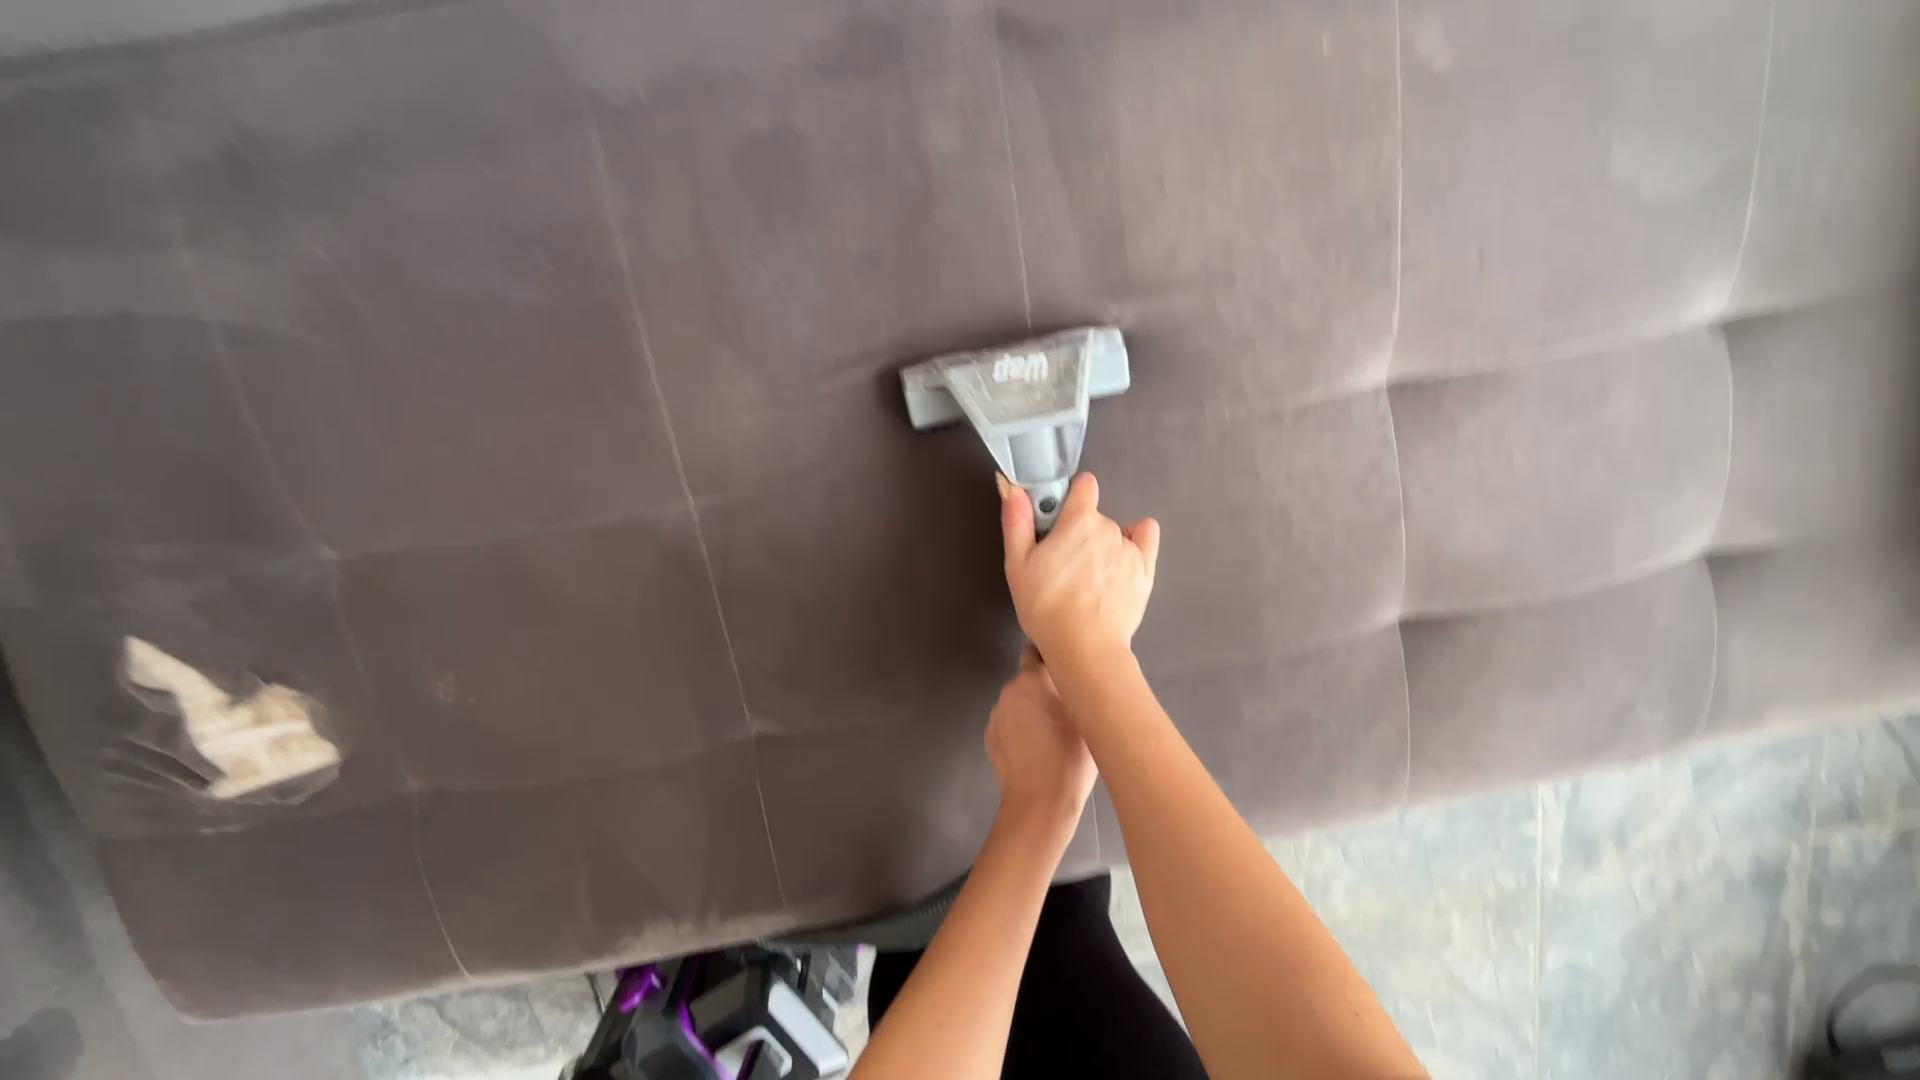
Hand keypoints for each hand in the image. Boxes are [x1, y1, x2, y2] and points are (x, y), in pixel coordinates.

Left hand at [984, 646, 1096, 827]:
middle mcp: (1010, 690)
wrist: (1039, 803)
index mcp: (1033, 679)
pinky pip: (1008, 723)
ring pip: (1017, 702)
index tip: (1065, 671)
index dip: (1051, 658)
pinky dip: (1019, 729)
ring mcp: (996, 714)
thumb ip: (1077, 687)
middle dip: (1043, 688)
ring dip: (1030, 709)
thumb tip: (1075, 674)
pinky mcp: (989, 736)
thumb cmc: (1071, 757)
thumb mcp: (1087, 717)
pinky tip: (1034, 749)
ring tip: (1050, 735)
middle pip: (1027, 679)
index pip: (1036, 651)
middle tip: (1064, 709)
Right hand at [1001, 472, 1160, 666]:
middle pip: (1094, 518)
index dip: (1070, 497)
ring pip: (1115, 534)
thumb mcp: (1018, 564)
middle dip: (1079, 533)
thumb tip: (1015, 490)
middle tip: (1061, 565)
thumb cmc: (1045, 605)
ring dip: (1101, 547)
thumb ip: (1017, 522)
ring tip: (1086, 580)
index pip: (1084, 485)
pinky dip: (1136, 542)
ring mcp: (1131, 549)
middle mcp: (1109, 527)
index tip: (1057, 520)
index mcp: (1078, 520)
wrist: (1084, 647)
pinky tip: (1120, 562)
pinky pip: (1146, 539)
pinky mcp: (1146, 570)